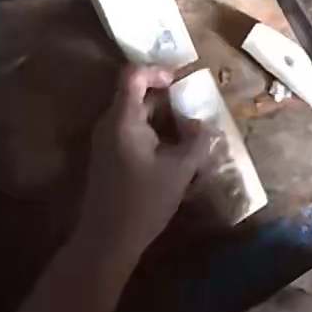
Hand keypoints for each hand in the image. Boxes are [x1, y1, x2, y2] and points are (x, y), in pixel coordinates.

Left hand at [74, 65, 211, 261]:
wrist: (106, 240)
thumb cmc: (142, 201)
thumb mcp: (179, 170)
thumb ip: (197, 142)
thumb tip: (205, 125)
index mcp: (123, 119)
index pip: (133, 75)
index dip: (157, 70)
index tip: (180, 81)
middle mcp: (109, 123)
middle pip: (136, 94)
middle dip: (167, 98)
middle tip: (194, 109)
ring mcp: (106, 141)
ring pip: (136, 115)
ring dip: (163, 118)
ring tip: (190, 132)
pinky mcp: (108, 157)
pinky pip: (132, 132)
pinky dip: (153, 133)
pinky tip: (174, 152)